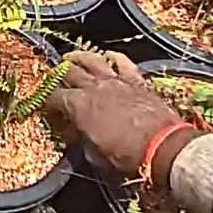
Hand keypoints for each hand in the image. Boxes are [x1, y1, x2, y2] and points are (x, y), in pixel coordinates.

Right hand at [45, 51, 188, 177]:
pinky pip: (122, 63)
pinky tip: (110, 57)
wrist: (163, 147)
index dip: (49, 103)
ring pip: (91, 60)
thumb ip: (81, 139)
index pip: (54, 98)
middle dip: (58, 75)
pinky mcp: (135, 80)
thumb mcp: (94, 155)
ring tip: (72, 58)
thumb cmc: (125, 156)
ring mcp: (114, 80)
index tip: (49, 110)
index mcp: (78, 105)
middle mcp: (92, 87)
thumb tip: (75, 133)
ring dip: (79, 58)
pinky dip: (114, 58)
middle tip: (55, 78)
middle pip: (69, 73)